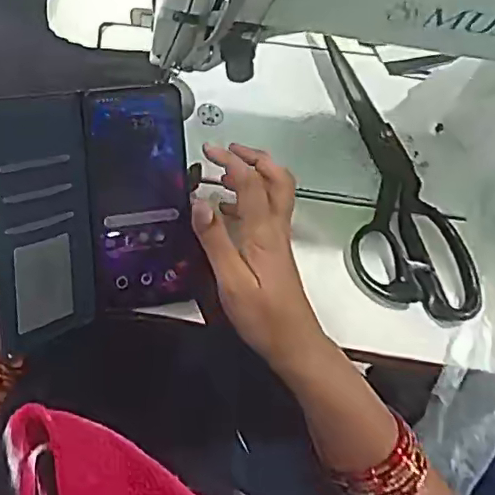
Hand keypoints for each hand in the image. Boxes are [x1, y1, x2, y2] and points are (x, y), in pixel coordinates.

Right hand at [192, 143, 333, 380]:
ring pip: (276, 192)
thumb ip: (214, 240)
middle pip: (277, 179)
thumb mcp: (231, 281)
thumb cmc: (264, 317)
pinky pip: (266, 210)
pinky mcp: (275, 250)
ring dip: (253, 173)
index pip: (251, 183)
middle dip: (254, 157)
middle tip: (227, 150)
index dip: (231, 161)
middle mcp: (275, 230)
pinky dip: (249, 196)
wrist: (295, 345)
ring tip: (224, 171)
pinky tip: (226, 207)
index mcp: (263, 233)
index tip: (209, 150)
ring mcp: (278, 239)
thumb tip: (199, 202)